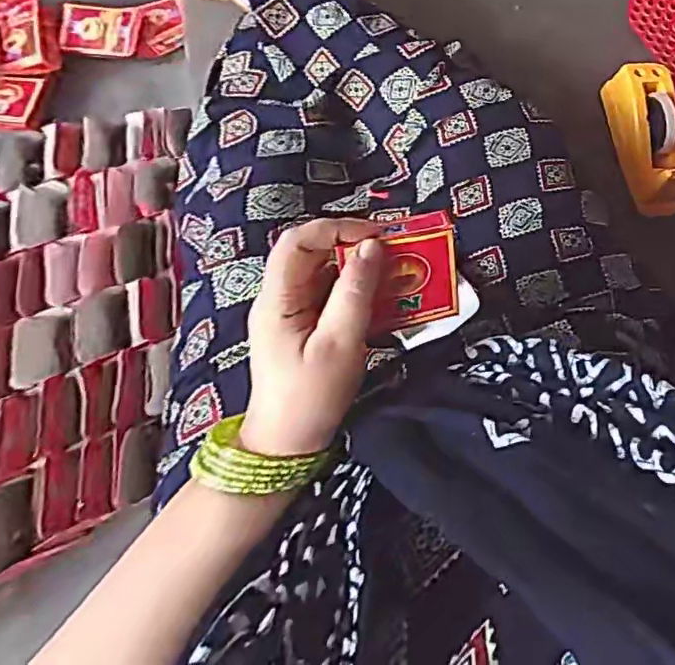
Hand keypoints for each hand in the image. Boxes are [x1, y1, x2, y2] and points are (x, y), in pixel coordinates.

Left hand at [239, 219, 388, 455]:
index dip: (336, 228)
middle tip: (394, 249)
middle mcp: (281, 297)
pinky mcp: (307, 322)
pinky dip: (360, 286)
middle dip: (355, 243)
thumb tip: (373, 246)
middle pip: (313, 250)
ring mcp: (293, 309)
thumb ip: (356, 292)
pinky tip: (385, 294)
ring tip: (397, 269)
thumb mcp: (339, 344)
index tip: (376, 236)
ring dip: (361, 264)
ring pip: (326, 268)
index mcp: (277, 299)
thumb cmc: (310, 397)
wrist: (287, 446)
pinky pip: (333, 290)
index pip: (298, 241)